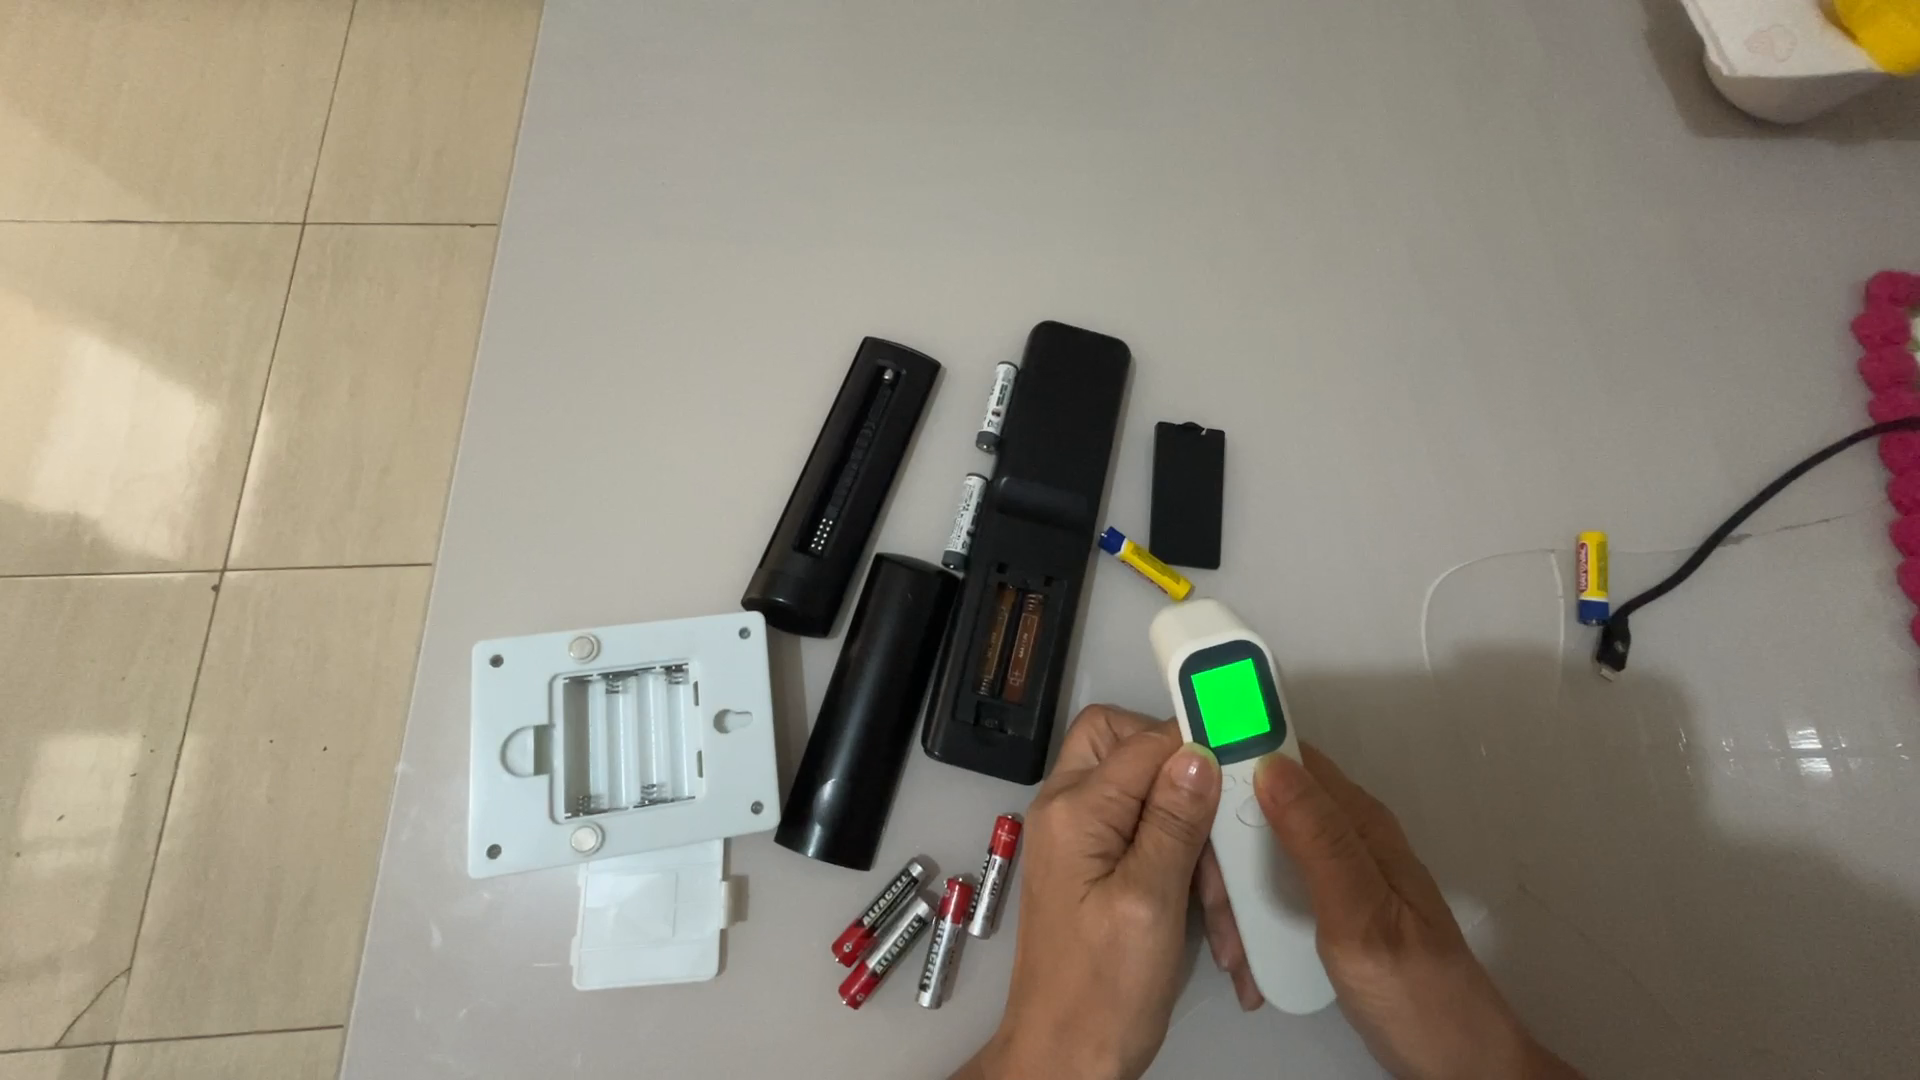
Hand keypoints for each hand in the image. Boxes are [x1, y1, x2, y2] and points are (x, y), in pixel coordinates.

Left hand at [954, 705, 1220, 1079]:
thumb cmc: (1106, 987)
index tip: (1244, 763)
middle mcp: (1064, 805)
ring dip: (1180, 820)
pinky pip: (1130, 821)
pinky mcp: (1087, 857)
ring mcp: (1073, 831)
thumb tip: (1198, 749)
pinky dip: (1169, 846)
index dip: (1192, 743)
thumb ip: (1172, 822)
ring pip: (1131, 782)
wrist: (1065, 1055)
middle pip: (1118, 741)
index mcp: (1073, 808)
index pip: (1139, 742)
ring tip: (1217, 885)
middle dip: (1174, 766)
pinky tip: (1201, 896)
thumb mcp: (1149, 903)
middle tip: (1218, 813)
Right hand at [1197, 744, 1578, 1079]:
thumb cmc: (1415, 993)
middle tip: (1211, 903)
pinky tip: (1245, 961)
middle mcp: (1340, 832)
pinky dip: (1246, 920)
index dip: (1230, 760)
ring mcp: (1328, 869)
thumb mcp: (1359, 914)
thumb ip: (1316, 838)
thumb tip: (1267, 762)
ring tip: (1231, 952)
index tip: (1185, 792)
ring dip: (1230, 895)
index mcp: (1355, 820)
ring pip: (1253, 853)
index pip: (1283, 757)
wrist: (1461, 1072)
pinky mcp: (1318, 904)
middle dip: (1221, 849)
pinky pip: (1264, 891)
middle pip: (1256, 808)